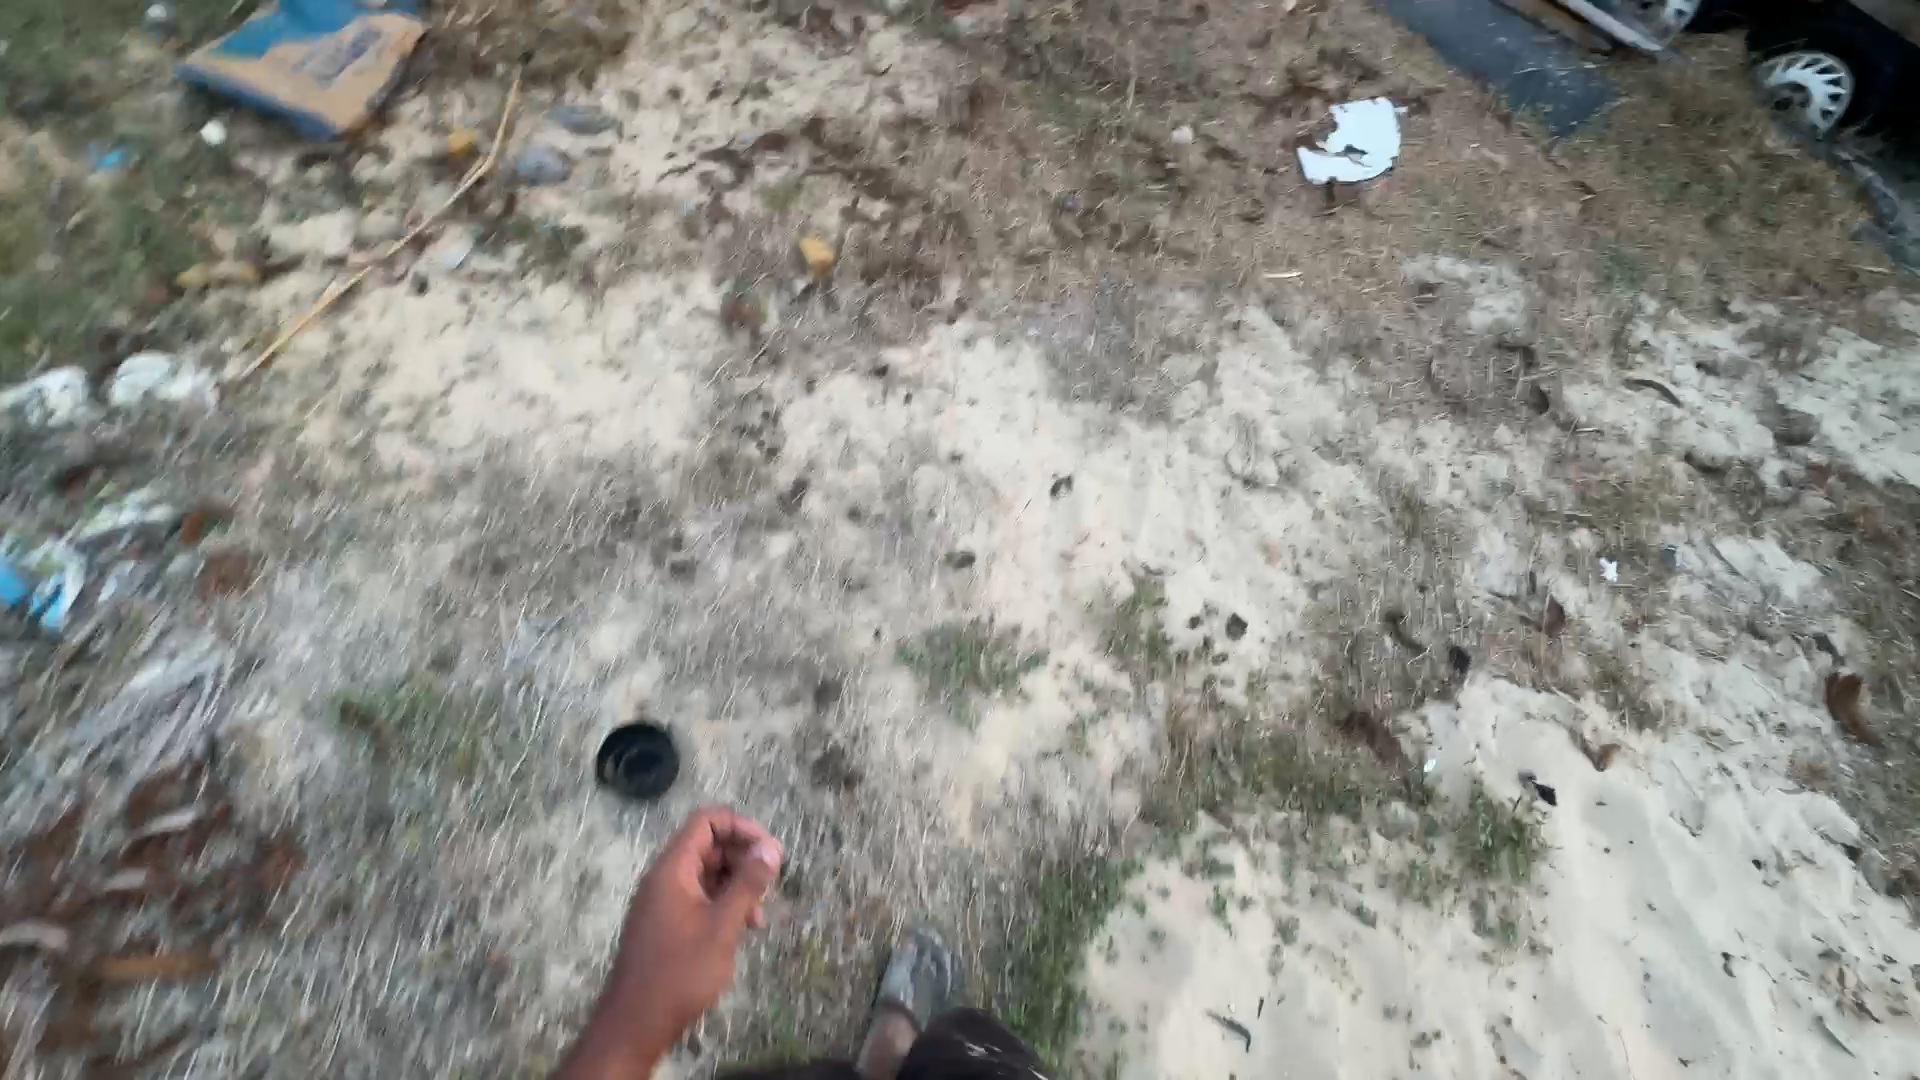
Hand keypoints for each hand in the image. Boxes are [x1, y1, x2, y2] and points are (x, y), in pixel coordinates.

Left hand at [555, 806, 783, 1078]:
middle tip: (770, 880)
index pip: (707, 822)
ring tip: (759, 913)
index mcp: (672, 869)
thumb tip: (771, 847)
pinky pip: (700, 897)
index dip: (741, 827)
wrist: (632, 1028)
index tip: (767, 849)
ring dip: (737, 883)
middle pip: (710, 845)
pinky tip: (742, 928)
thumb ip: (748, 883)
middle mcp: (665, 878)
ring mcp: (664, 902)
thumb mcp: (722, 925)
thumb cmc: (679, 971)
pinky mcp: (667, 924)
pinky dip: (724, 903)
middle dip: (744, 857)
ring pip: (708, 873)